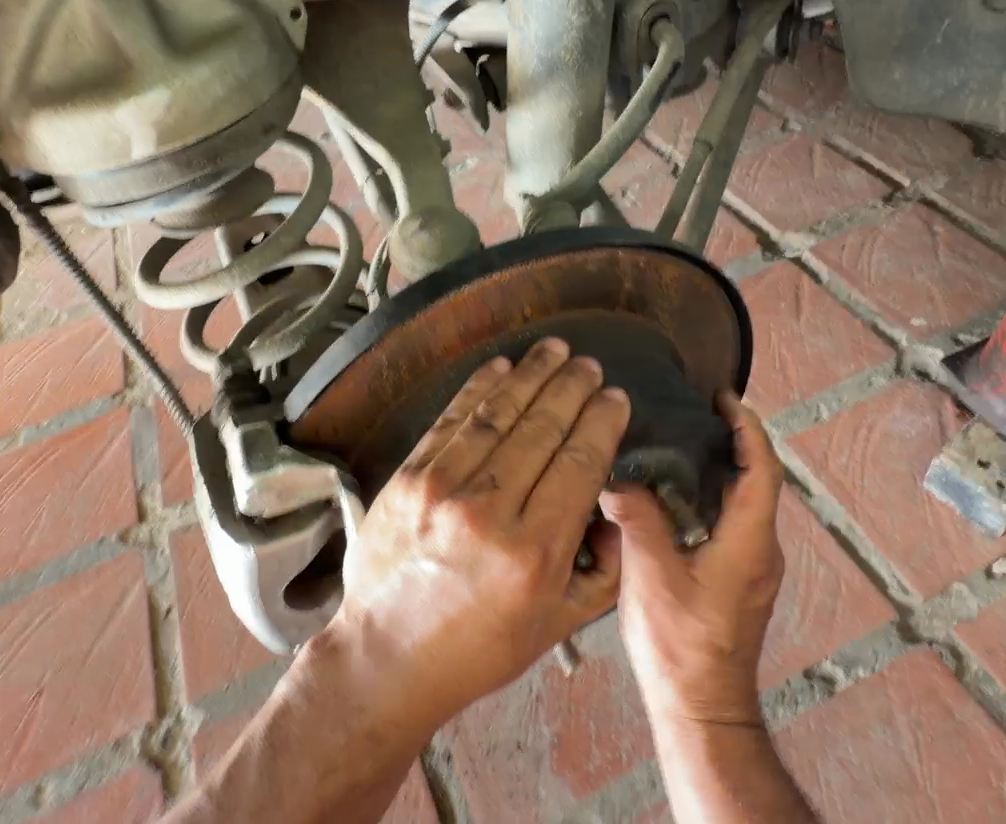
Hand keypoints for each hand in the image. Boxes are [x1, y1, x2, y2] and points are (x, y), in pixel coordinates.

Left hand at [326, 338, 630, 731]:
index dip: (601, 422)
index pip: (580, 463)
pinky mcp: (408, 478)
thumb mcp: (557, 624)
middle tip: (590, 365)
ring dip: (530, 375)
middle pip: (542, 428)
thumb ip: (604, 569)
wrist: (388, 656)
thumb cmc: (479, 647)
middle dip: (571, 388)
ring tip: (554, 349)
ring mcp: (442, 489)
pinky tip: (501, 367)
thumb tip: (617, 510)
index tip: (615, 398)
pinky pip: (451, 421)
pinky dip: (478, 388)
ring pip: (498, 415)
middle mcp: (489, 511)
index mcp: (534, 550)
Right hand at [599, 393, 784, 726]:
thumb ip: (637, 518)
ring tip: (682, 445)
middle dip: (735, 442)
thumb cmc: (681, 643)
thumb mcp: (650, 574)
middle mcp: (761, 550)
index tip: (726, 398)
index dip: (748, 428)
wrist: (703, 706)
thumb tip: (617, 480)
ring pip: (747, 504)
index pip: (762, 469)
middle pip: (759, 482)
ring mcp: (754, 570)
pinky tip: (676, 498)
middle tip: (697, 413)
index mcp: (749, 541)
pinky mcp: (741, 583)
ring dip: (724, 470)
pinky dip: (714, 497)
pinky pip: (735, 524)